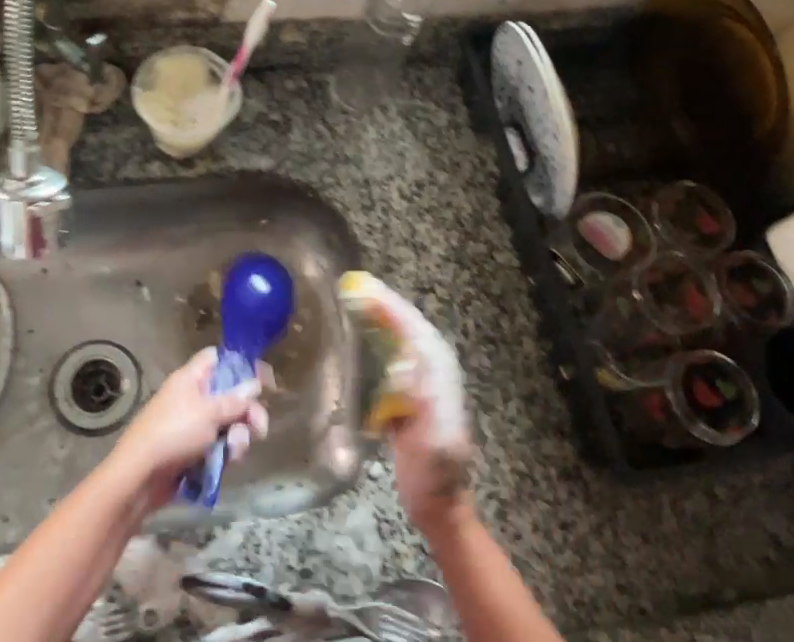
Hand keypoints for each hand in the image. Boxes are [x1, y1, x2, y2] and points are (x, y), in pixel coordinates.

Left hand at [108, 348, 270, 507]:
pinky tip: (225, 463)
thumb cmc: (174, 433)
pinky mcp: (195, 451)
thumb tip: (254, 384)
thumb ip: (235, 399)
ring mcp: (194, 425)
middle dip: (247, 412)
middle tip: (259, 428)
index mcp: (191, 379)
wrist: (141, 476)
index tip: (262, 379)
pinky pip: (219, 446)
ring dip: (238, 437)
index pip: (216, 359)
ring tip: (233, 450)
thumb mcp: (209, 412)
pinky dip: (225, 453)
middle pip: (230, 396)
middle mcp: (193, 398)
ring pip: (229, 424)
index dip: (239, 365)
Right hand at [344, 274, 476, 533]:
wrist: (439, 508)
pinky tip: (358, 339)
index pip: (416, 332)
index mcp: (440, 378)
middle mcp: (434, 374)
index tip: (365, 289)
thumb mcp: (434, 445)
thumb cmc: (435, 478)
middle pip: (409, 329)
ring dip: (380, 319)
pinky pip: (392, 359)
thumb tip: (404, 366)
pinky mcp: (409, 399)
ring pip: (401, 341)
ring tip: (353, 301)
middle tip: (353, 285)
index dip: (392, 308)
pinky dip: (377, 343)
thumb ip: (426, 406)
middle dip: (384, 305)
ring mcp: (422, 386)